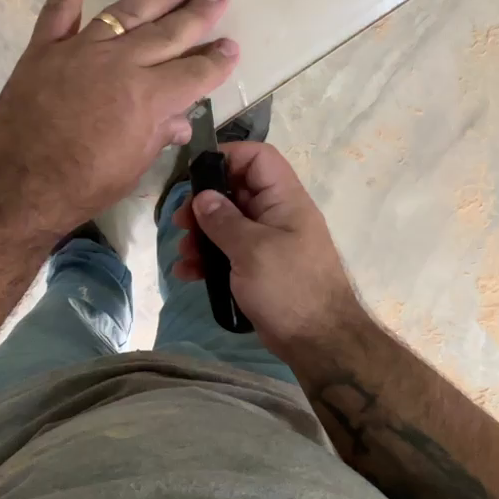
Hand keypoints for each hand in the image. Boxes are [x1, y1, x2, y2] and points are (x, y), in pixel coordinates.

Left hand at [0, 0, 240, 236]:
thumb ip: (156, 137)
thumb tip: (178, 121)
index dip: (216, 61)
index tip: (232, 47)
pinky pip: (62, 2)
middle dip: (199, 12)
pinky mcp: (46, 47)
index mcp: (149, 98)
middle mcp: (123, 64)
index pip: (195, 73)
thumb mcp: (131, 168)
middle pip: (169, 32)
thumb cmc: (82, 186)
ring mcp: (83, 50)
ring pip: (127, 10)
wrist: (19, 185)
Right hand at [172, 141, 366, 352]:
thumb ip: (224, 220)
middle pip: (235, 191)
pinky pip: (228, 254)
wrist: (318, 340)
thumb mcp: (252, 250)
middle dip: (204, 204)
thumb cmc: (289, 288)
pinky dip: (207, 260)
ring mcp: (268, 243)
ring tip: (183, 253)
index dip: (227, 157)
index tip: (195, 175)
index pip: (257, 158)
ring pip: (227, 225)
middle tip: (181, 223)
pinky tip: (187, 273)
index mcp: (284, 199)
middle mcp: (276, 215)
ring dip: (201, 236)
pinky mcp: (258, 269)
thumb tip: (203, 197)